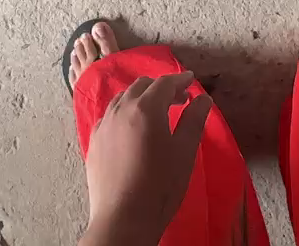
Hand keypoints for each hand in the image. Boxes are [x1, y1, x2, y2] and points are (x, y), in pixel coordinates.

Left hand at [80, 72, 212, 245]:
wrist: (123, 219)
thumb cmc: (160, 186)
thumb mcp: (184, 153)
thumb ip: (193, 121)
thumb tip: (203, 99)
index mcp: (146, 108)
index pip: (165, 83)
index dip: (180, 79)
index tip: (191, 80)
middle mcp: (122, 108)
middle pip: (143, 85)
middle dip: (161, 87)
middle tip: (178, 99)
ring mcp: (105, 123)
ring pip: (124, 97)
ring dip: (141, 96)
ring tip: (155, 110)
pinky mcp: (95, 139)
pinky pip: (110, 114)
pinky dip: (124, 111)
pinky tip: (131, 127)